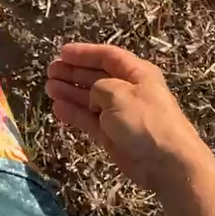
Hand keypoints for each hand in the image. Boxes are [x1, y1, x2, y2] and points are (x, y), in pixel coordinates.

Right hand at [45, 43, 214, 193]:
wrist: (165, 162)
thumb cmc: (145, 121)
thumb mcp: (119, 94)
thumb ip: (99, 86)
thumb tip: (92, 96)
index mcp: (136, 74)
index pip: (108, 56)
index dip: (85, 53)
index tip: (63, 52)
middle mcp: (127, 91)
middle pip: (96, 76)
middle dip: (73, 72)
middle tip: (51, 70)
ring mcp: (118, 114)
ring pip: (89, 98)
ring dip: (70, 92)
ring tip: (49, 87)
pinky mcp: (111, 134)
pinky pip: (88, 119)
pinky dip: (73, 113)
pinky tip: (58, 107)